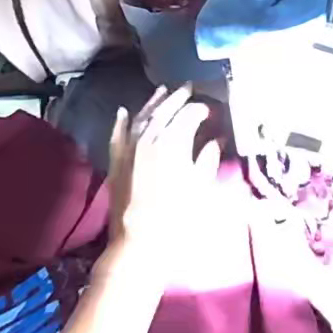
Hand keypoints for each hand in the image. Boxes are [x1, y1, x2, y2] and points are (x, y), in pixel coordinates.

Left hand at [104, 84, 220, 261]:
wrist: (139, 245)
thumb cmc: (178, 216)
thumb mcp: (203, 185)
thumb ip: (209, 158)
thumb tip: (216, 140)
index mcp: (174, 141)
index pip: (190, 114)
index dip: (201, 110)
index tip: (210, 111)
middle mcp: (150, 138)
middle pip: (165, 109)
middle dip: (179, 97)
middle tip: (190, 87)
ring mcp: (129, 149)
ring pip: (142, 117)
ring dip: (154, 102)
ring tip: (164, 91)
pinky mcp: (116, 162)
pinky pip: (118, 135)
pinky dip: (121, 122)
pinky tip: (123, 112)